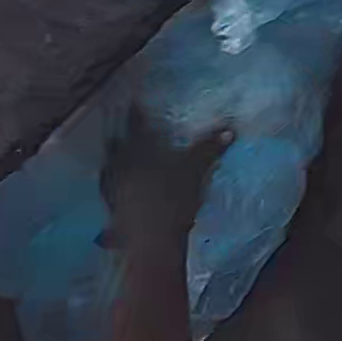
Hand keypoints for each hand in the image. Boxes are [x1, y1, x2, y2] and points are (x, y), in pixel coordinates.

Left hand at [101, 114, 230, 265]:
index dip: (136, 111)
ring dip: (116, 157)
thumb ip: (210, 148)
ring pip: (111, 165)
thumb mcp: (196, 170)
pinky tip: (122, 184)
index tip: (134, 99)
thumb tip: (230, 128)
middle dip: (121, 133)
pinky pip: (111, 186)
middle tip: (125, 124)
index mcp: (140, 150)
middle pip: (117, 142)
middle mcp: (121, 164)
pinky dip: (116, 180)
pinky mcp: (111, 206)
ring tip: (121, 153)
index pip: (136, 124)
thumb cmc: (174, 199)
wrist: (151, 241)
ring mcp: (113, 187)